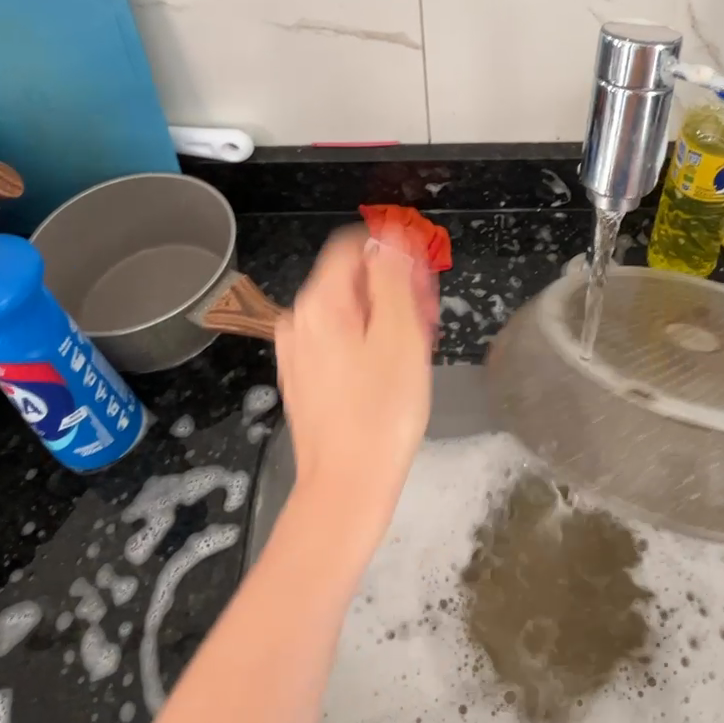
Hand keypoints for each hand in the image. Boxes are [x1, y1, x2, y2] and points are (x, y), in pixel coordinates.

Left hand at [275, 226, 436, 513]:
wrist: (347, 486)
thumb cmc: (381, 413)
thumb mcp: (401, 334)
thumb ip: (393, 276)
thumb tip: (389, 236)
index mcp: (320, 302)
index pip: (355, 245)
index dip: (394, 253)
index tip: (423, 282)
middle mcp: (299, 319)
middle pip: (352, 277)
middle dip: (394, 288)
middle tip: (427, 321)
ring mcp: (297, 350)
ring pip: (349, 310)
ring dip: (386, 316)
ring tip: (414, 350)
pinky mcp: (303, 377)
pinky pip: (338, 339)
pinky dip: (367, 342)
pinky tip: (390, 372)